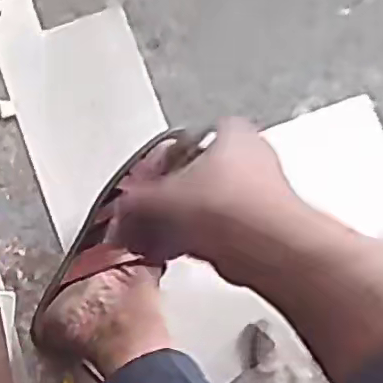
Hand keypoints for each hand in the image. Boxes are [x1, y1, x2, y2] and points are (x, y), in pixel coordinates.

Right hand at [107, 118, 311, 272]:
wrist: (260, 245)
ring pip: (201, 201)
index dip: (159, 161)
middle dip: (166, 196)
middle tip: (145, 213)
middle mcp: (249, 154)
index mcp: (230, 132)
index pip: (185, 139)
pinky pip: (212, 225)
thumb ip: (133, 199)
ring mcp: (254, 188)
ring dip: (176, 220)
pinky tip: (172, 249)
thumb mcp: (158, 198)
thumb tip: (123, 205)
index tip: (143, 181)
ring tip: (154, 236)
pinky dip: (190, 236)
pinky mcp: (253, 220)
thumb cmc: (227, 207)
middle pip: (192, 174)